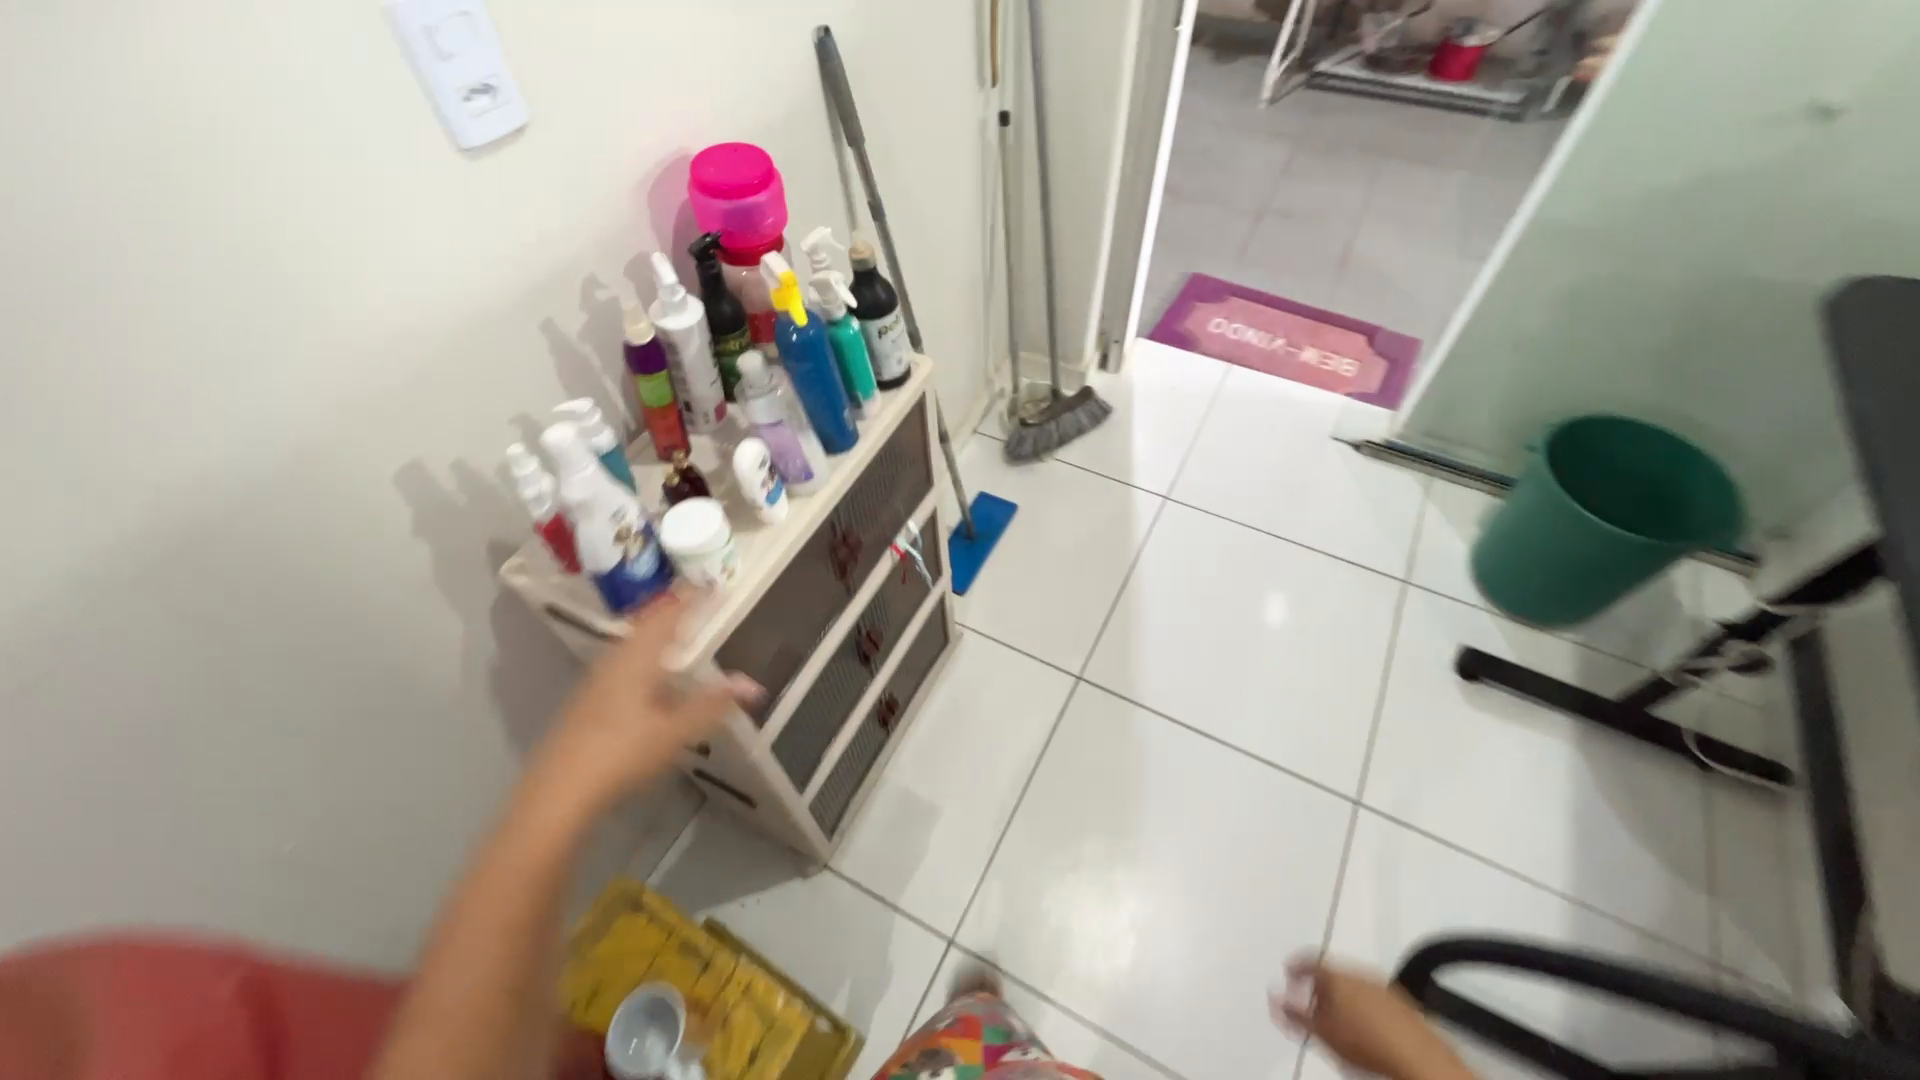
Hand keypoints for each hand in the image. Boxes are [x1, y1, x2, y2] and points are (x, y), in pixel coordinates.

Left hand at [528, 591, 761, 813]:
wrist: (560, 790)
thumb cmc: (623, 752)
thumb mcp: (676, 731)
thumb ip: (714, 704)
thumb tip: (753, 685)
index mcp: (637, 658)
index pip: (668, 616)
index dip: (690, 598)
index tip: (710, 584)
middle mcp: (614, 660)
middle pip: (645, 624)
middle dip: (671, 610)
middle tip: (694, 600)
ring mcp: (597, 680)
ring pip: (632, 643)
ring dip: (656, 632)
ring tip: (678, 630)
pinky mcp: (589, 701)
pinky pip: (624, 661)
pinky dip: (645, 653)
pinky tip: (652, 674)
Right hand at [1274, 957, 1473, 1079]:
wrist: (1422, 1064)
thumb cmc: (1366, 1046)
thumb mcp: (1322, 1035)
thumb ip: (1293, 1015)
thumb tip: (1272, 997)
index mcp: (1336, 976)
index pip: (1306, 961)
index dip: (1294, 968)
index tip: (1286, 976)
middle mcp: (1359, 973)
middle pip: (1331, 973)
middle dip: (1318, 988)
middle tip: (1310, 1007)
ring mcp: (1384, 987)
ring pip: (1353, 985)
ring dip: (1341, 997)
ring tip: (1336, 1021)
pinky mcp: (1403, 1003)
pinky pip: (1372, 996)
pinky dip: (1361, 1005)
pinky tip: (1364, 1027)